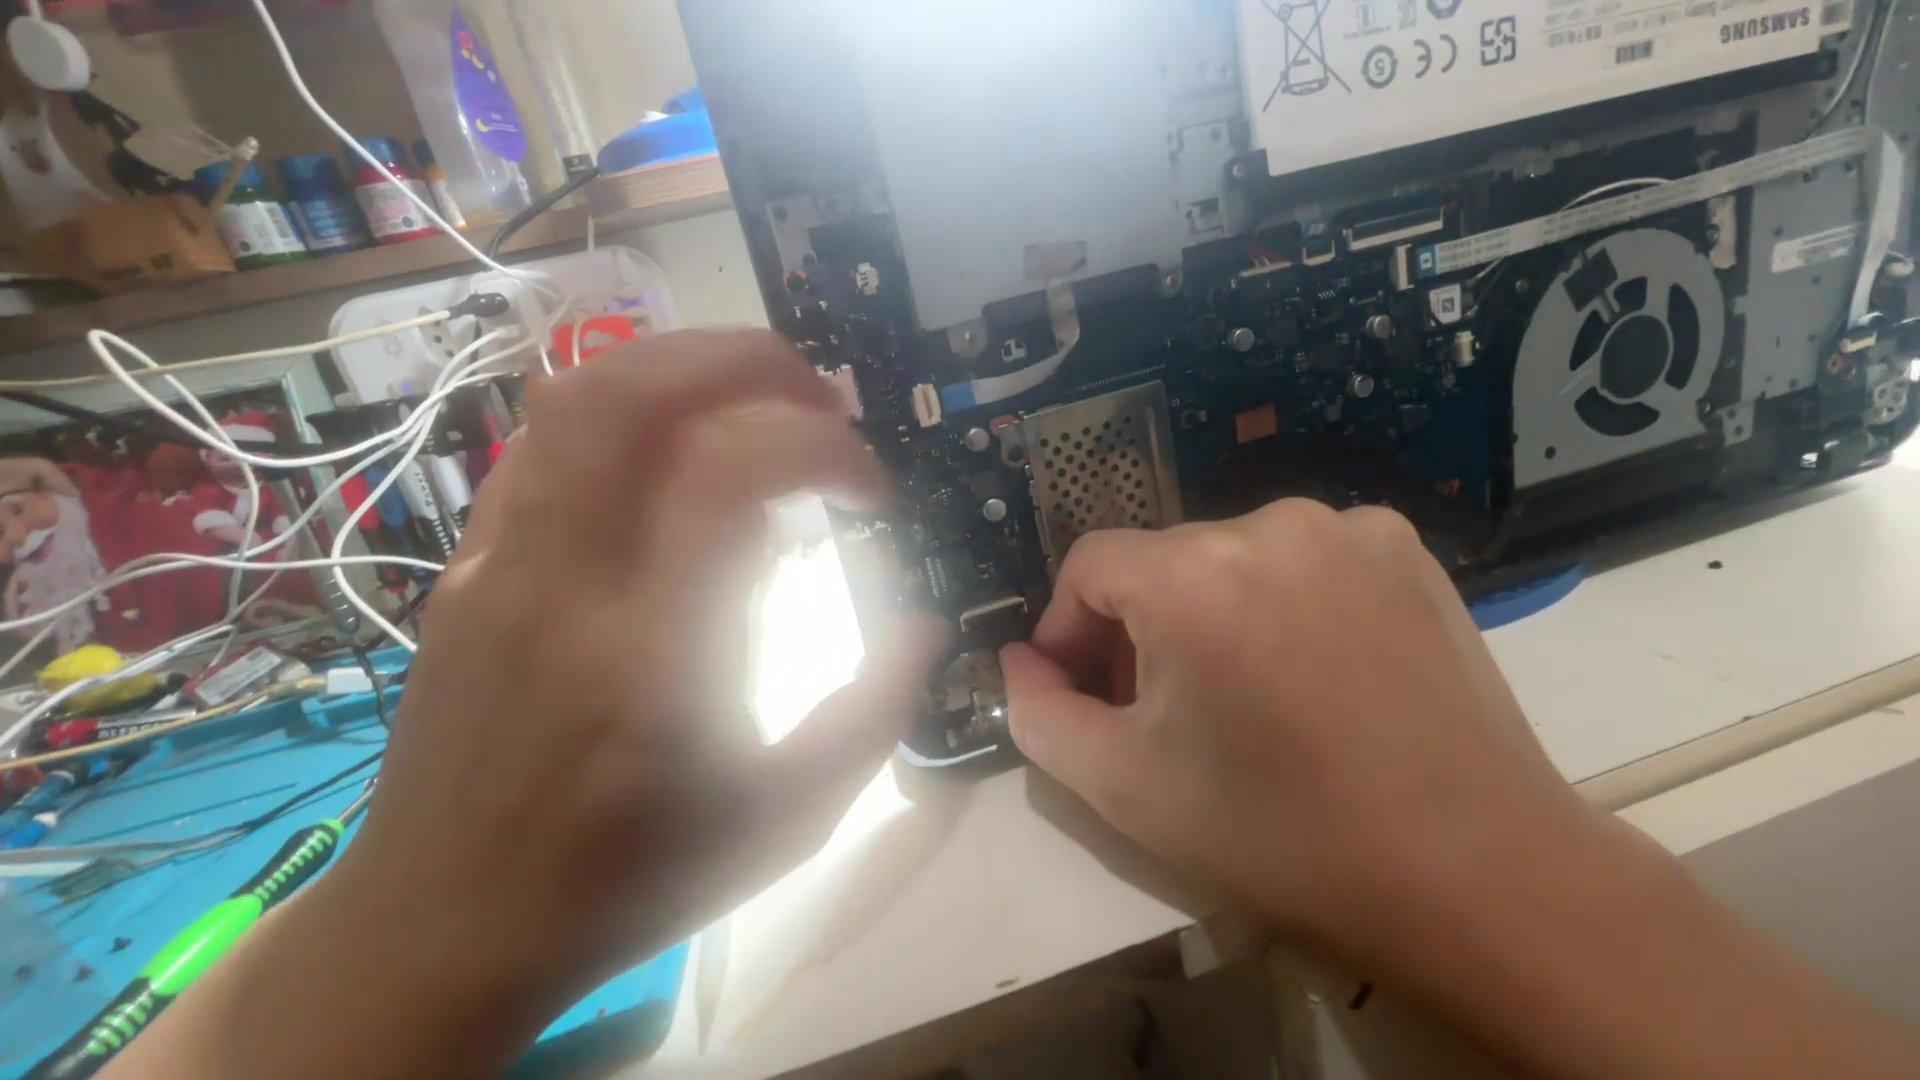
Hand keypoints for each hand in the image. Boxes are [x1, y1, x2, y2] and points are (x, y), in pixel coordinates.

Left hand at [324, 332, 942, 1046]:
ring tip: (756, 404)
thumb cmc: (631, 881)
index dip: (825, 449)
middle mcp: (561, 584)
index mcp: (650, 655)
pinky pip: (543, 446)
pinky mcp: (466, 569)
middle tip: (821, 397)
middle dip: (747, 360)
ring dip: (682, 370)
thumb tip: (928, 626)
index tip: (875, 492)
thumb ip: (872, 716)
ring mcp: (498, 566)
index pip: (733, 474)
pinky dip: (626, 418)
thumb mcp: (784, 822)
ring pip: (574, 400)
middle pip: (633, 395)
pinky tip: (674, 459)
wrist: (442, 927)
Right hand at [1000, 501, 1608, 968]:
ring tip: (1243, 693)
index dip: (1069, 629)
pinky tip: (1312, 667)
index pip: (1089, 565)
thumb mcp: (1124, 787)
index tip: (1082, 689)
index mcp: (1195, 577)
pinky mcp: (1407, 547)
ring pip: (1231, 557)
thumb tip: (1022, 662)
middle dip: (1142, 629)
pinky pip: (1304, 558)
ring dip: (1211, 611)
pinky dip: (1283, 600)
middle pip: (1161, 563)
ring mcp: (1349, 529)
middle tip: (1164, 710)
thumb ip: (1038, 715)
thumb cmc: (1281, 835)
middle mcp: (1269, 525)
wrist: (1477, 873)